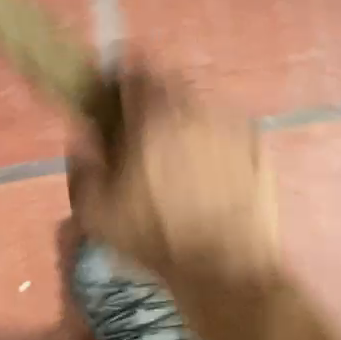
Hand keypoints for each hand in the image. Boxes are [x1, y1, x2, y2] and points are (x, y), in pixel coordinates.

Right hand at [68, 70, 285, 299]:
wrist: (227, 269)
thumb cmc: (154, 239)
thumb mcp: (96, 213)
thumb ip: (82, 166)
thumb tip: (83, 140)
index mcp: (151, 117)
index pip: (131, 71)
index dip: (117, 80)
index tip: (110, 98)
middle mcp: (193, 109)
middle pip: (167, 83)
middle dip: (151, 99)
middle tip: (141, 129)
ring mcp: (231, 126)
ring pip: (199, 105)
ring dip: (184, 119)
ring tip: (176, 154)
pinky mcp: (257, 147)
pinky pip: (228, 129)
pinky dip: (214, 139)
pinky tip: (208, 170)